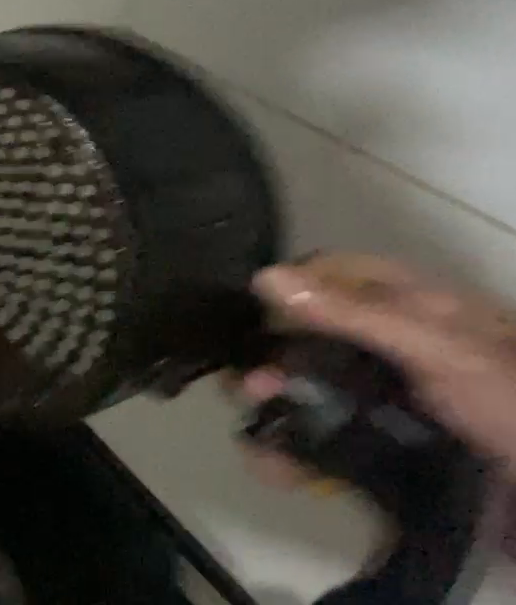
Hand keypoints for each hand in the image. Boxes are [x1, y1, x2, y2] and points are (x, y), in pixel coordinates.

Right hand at [241, 254, 515, 479]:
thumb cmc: (511, 406)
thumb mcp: (444, 352)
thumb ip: (357, 315)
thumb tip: (264, 278)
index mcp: (416, 313)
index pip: (334, 275)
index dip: (289, 286)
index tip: (257, 311)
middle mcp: (395, 350)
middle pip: (308, 335)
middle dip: (269, 357)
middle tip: (248, 379)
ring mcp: (387, 402)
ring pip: (306, 389)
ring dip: (270, 403)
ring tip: (256, 422)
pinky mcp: (383, 449)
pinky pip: (320, 443)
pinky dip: (287, 452)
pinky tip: (269, 461)